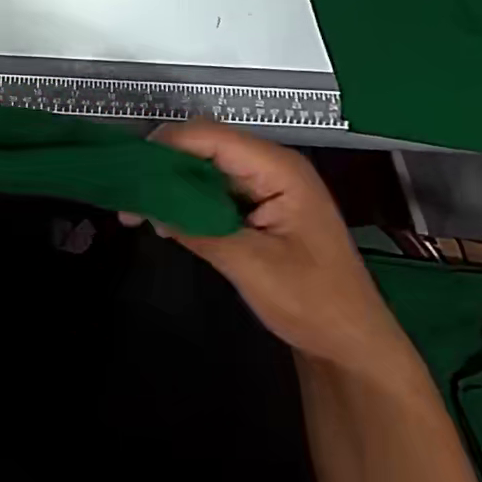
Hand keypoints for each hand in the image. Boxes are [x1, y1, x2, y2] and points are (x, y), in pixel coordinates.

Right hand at [143, 119, 412, 366]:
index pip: (210, 136)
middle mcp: (269, 166)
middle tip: (129, 194)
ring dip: (170, 184)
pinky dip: (184, 200)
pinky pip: (211, 188)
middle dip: (163, 165)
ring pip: (203, 166)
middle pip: (203, 145)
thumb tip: (148, 206)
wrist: (353, 346)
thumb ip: (199, 229)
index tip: (131, 171)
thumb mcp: (253, 267)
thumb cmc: (315, 304)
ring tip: (136, 210)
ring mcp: (263, 184)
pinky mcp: (255, 205)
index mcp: (278, 169)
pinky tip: (162, 219)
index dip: (167, 146)